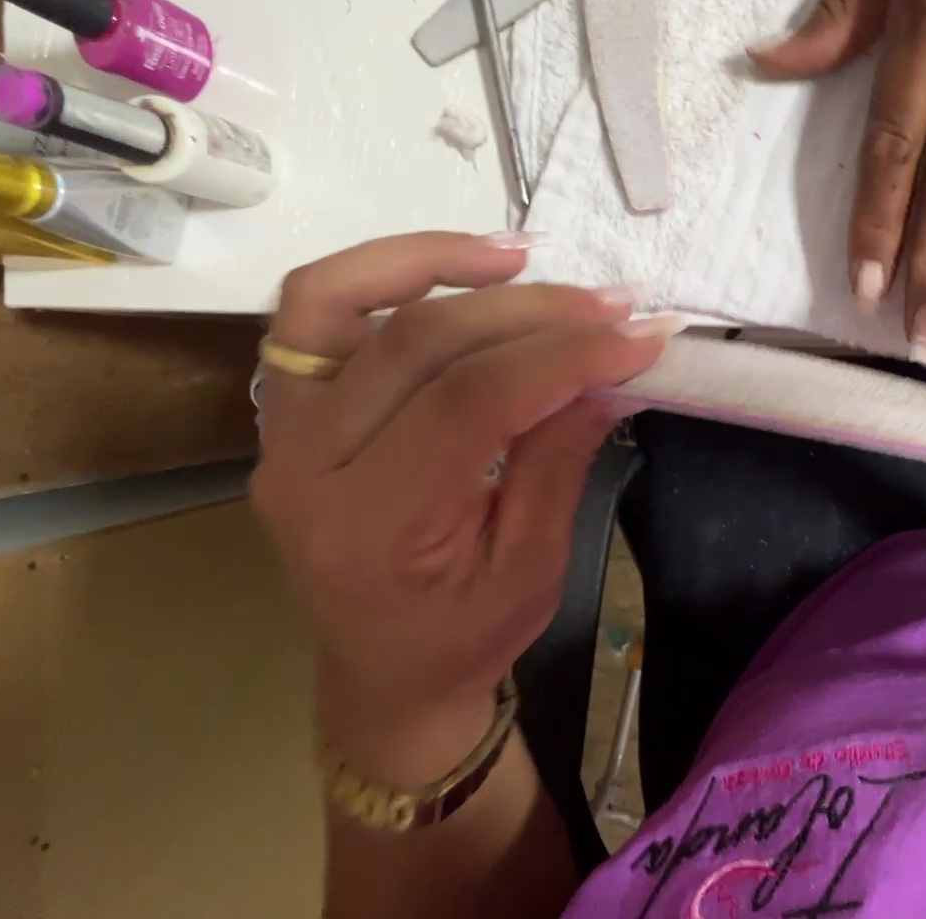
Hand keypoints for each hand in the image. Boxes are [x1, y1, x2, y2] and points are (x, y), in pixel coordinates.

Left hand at [249, 233, 675, 779]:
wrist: (386, 671)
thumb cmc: (467, 636)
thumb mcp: (535, 567)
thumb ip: (560, 458)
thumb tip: (610, 370)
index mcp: (373, 527)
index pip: (472, 403)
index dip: (565, 356)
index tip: (643, 336)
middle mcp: (306, 467)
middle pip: (419, 343)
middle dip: (532, 312)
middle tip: (615, 305)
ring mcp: (282, 431)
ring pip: (340, 300)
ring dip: (438, 260)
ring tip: (526, 254)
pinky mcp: (287, 409)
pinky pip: (317, 311)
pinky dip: (387, 272)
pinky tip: (462, 271)